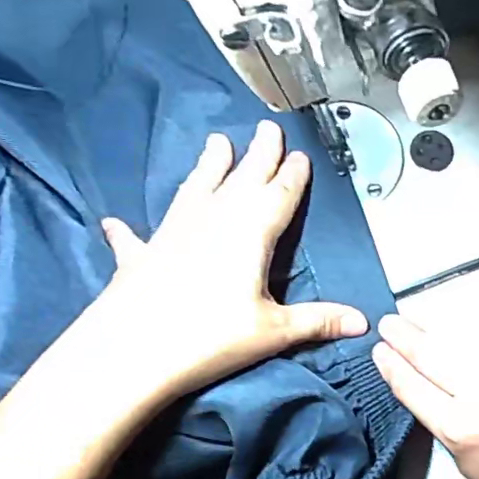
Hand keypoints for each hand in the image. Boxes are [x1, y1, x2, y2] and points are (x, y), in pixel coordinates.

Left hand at [84, 121, 368, 408]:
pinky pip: (140, 236)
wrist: (131, 350)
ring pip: (197, 190)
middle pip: (241, 180)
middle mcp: (211, 221)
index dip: (291, 176)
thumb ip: (318, 321)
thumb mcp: (274, 331)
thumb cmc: (210, 335)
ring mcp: (173, 233)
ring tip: (216, 142)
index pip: (278, 195)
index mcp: (248, 233)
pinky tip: (115, 223)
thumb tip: (363, 321)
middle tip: (267, 128)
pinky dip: (128, 230)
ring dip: (209, 167)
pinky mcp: (143, 254)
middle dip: (258, 155)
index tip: (299, 155)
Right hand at [370, 306, 478, 478]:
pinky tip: (471, 306)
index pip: (413, 389)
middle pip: (430, 356)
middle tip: (388, 323)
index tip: (379, 352)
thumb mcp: (472, 468)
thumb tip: (428, 393)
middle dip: (403, 337)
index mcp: (461, 431)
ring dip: (433, 323)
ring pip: (460, 336)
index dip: (392, 367)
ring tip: (415, 315)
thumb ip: (447, 429)